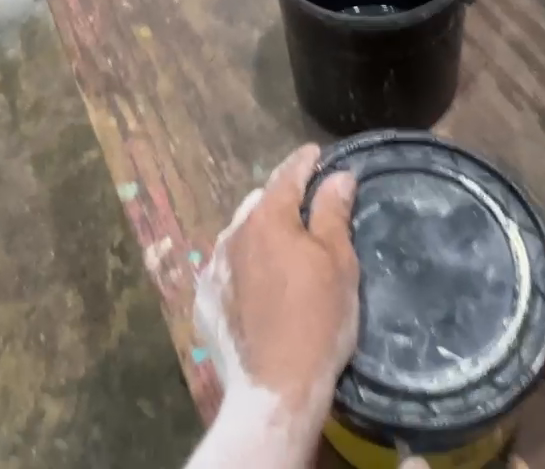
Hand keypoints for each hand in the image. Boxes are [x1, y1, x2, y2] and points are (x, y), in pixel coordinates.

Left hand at [194, 144, 359, 421]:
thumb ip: (333, 212)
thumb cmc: (317, 321)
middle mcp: (233, 234)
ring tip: (283, 247)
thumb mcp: (338, 263)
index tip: (316, 153)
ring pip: (240, 234)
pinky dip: (244, 265)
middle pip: (261, 203)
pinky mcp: (206, 300)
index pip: (287, 175)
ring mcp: (214, 267)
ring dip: (260, 232)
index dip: (305, 162)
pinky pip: (227, 267)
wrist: (274, 391)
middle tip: (307, 208)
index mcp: (268, 218)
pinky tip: (258, 284)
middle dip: (282, 198)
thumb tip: (338, 176)